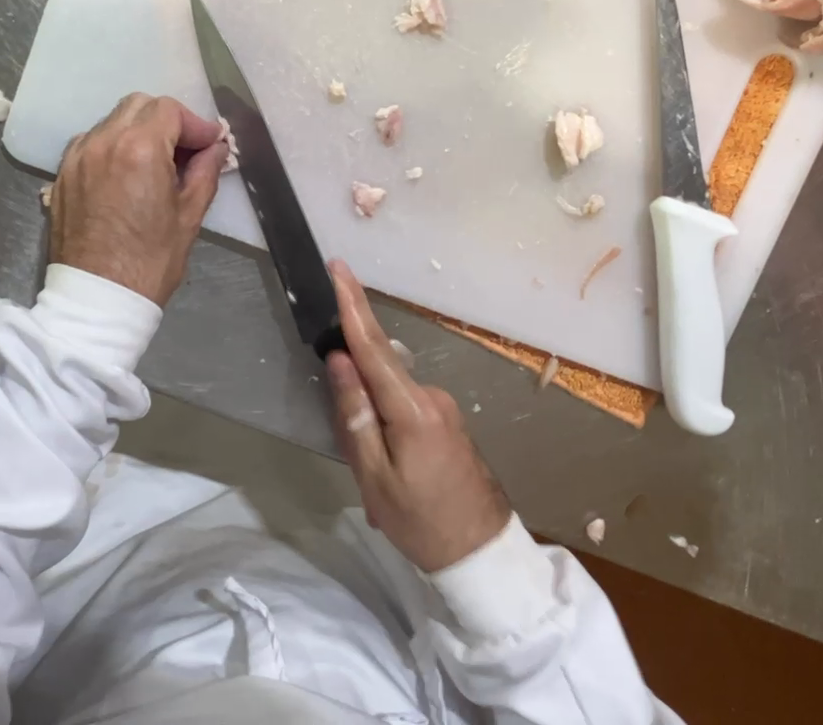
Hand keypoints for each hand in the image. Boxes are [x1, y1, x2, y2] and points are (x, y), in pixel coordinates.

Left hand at [50, 93, 230, 306]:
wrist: (97, 299)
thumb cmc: (150, 262)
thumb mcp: (189, 216)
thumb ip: (204, 172)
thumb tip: (215, 149)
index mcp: (139, 149)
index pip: (170, 110)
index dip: (195, 124)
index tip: (210, 146)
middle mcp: (102, 142)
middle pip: (139, 106)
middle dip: (166, 121)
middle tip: (185, 151)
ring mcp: (77, 158)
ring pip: (111, 121)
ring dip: (137, 131)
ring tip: (155, 164)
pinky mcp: (61, 175)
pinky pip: (90, 143)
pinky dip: (111, 147)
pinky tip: (125, 175)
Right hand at [323, 260, 511, 571]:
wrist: (483, 555)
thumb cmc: (421, 521)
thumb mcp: (373, 476)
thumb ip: (354, 414)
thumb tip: (339, 360)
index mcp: (411, 408)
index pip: (372, 345)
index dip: (352, 305)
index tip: (339, 267)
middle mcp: (431, 396)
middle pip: (378, 369)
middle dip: (352, 383)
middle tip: (351, 441)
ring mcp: (443, 407)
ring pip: (390, 392)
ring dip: (370, 416)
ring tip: (376, 477)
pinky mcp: (447, 420)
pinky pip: (404, 406)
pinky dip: (386, 423)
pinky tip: (390, 470)